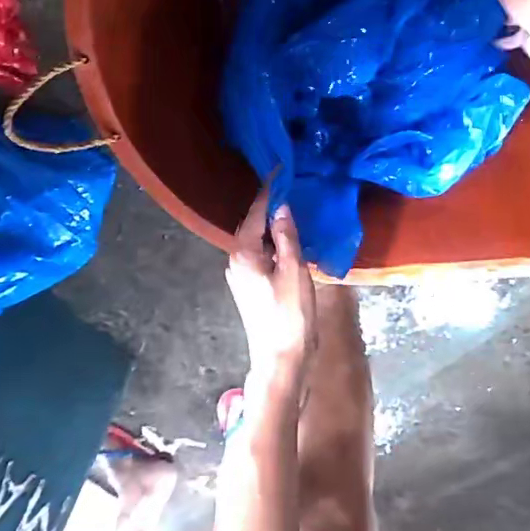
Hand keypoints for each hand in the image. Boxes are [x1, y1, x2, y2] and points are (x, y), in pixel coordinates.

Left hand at [226, 185, 316, 387]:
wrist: (281, 362)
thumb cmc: (290, 315)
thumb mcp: (294, 271)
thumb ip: (286, 236)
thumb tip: (280, 206)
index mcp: (244, 253)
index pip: (256, 212)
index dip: (269, 190)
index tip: (279, 169)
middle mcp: (235, 260)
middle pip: (253, 225)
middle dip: (269, 206)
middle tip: (290, 187)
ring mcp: (240, 275)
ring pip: (256, 241)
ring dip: (272, 226)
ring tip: (292, 209)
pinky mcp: (249, 287)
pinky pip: (260, 255)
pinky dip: (272, 244)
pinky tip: (288, 241)